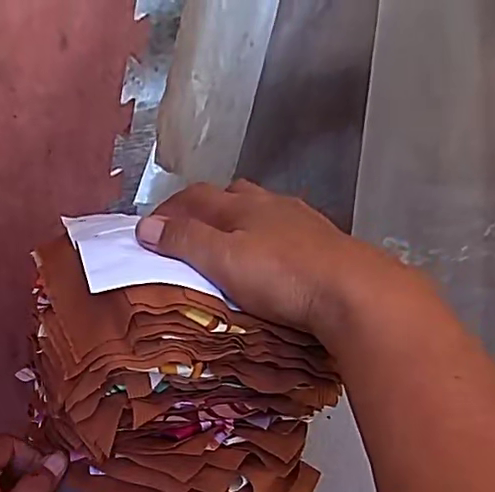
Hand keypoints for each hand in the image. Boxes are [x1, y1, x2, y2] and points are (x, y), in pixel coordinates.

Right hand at [137, 180, 455, 344]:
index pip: (195, 197)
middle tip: (183, 232)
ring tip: (221, 246)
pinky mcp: (318, 246)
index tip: (147, 230)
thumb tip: (145, 227)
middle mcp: (271, 205)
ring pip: (258, 212)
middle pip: (229, 195)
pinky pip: (280, 234)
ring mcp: (299, 223)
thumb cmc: (281, 276)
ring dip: (235, 222)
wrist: (349, 292)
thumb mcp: (222, 259)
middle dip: (202, 209)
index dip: (168, 210)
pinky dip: (262, 240)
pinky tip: (264, 260)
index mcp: (242, 206)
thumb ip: (185, 242)